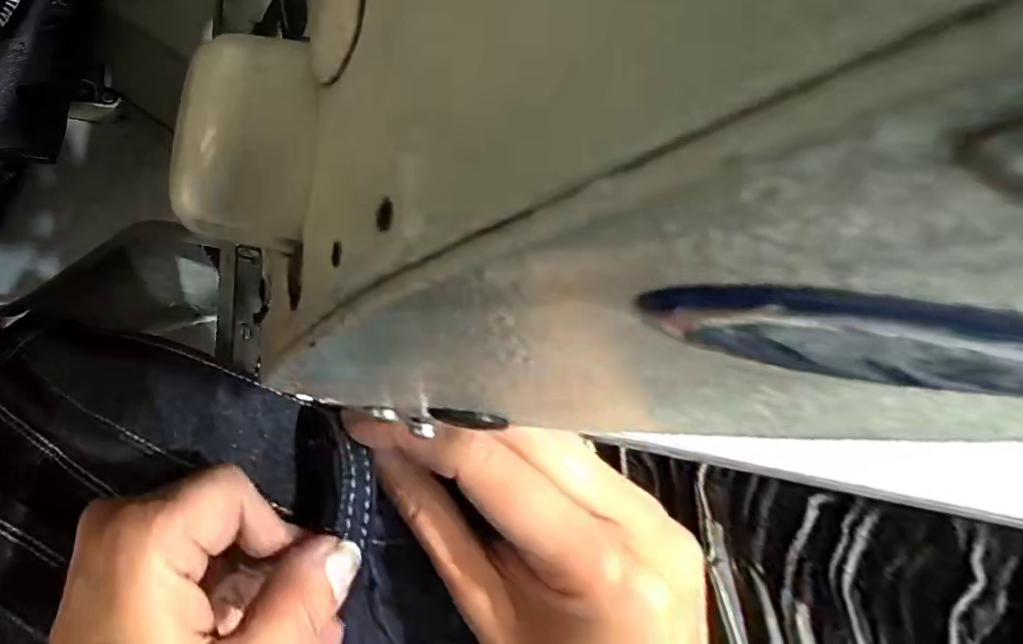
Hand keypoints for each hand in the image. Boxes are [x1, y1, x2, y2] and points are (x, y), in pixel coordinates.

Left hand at [50, 464, 361, 643]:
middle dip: (271, 567)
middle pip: (217, 515)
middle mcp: (119, 518)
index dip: (280, 534)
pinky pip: (175, 562)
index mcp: (143, 529)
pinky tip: (254, 631)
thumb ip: (295, 605)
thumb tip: (342, 549)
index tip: (313, 588)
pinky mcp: (107, 573)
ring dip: (251, 585)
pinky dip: (216, 593)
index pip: (232, 491)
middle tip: (319, 621)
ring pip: (201, 541)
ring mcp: (108, 545)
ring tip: (300, 632)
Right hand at [345, 417, 705, 643]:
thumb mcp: (488, 612)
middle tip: (388, 410)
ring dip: (477, 416)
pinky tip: (475, 437)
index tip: (369, 418)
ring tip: (423, 419)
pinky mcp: (651, 502)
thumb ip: (432, 520)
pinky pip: (567, 447)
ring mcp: (653, 508)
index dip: (419, 429)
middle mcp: (639, 522)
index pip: (488, 461)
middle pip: (521, 430)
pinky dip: (513, 437)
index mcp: (599, 565)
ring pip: (544, 427)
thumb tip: (380, 447)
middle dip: (446, 412)